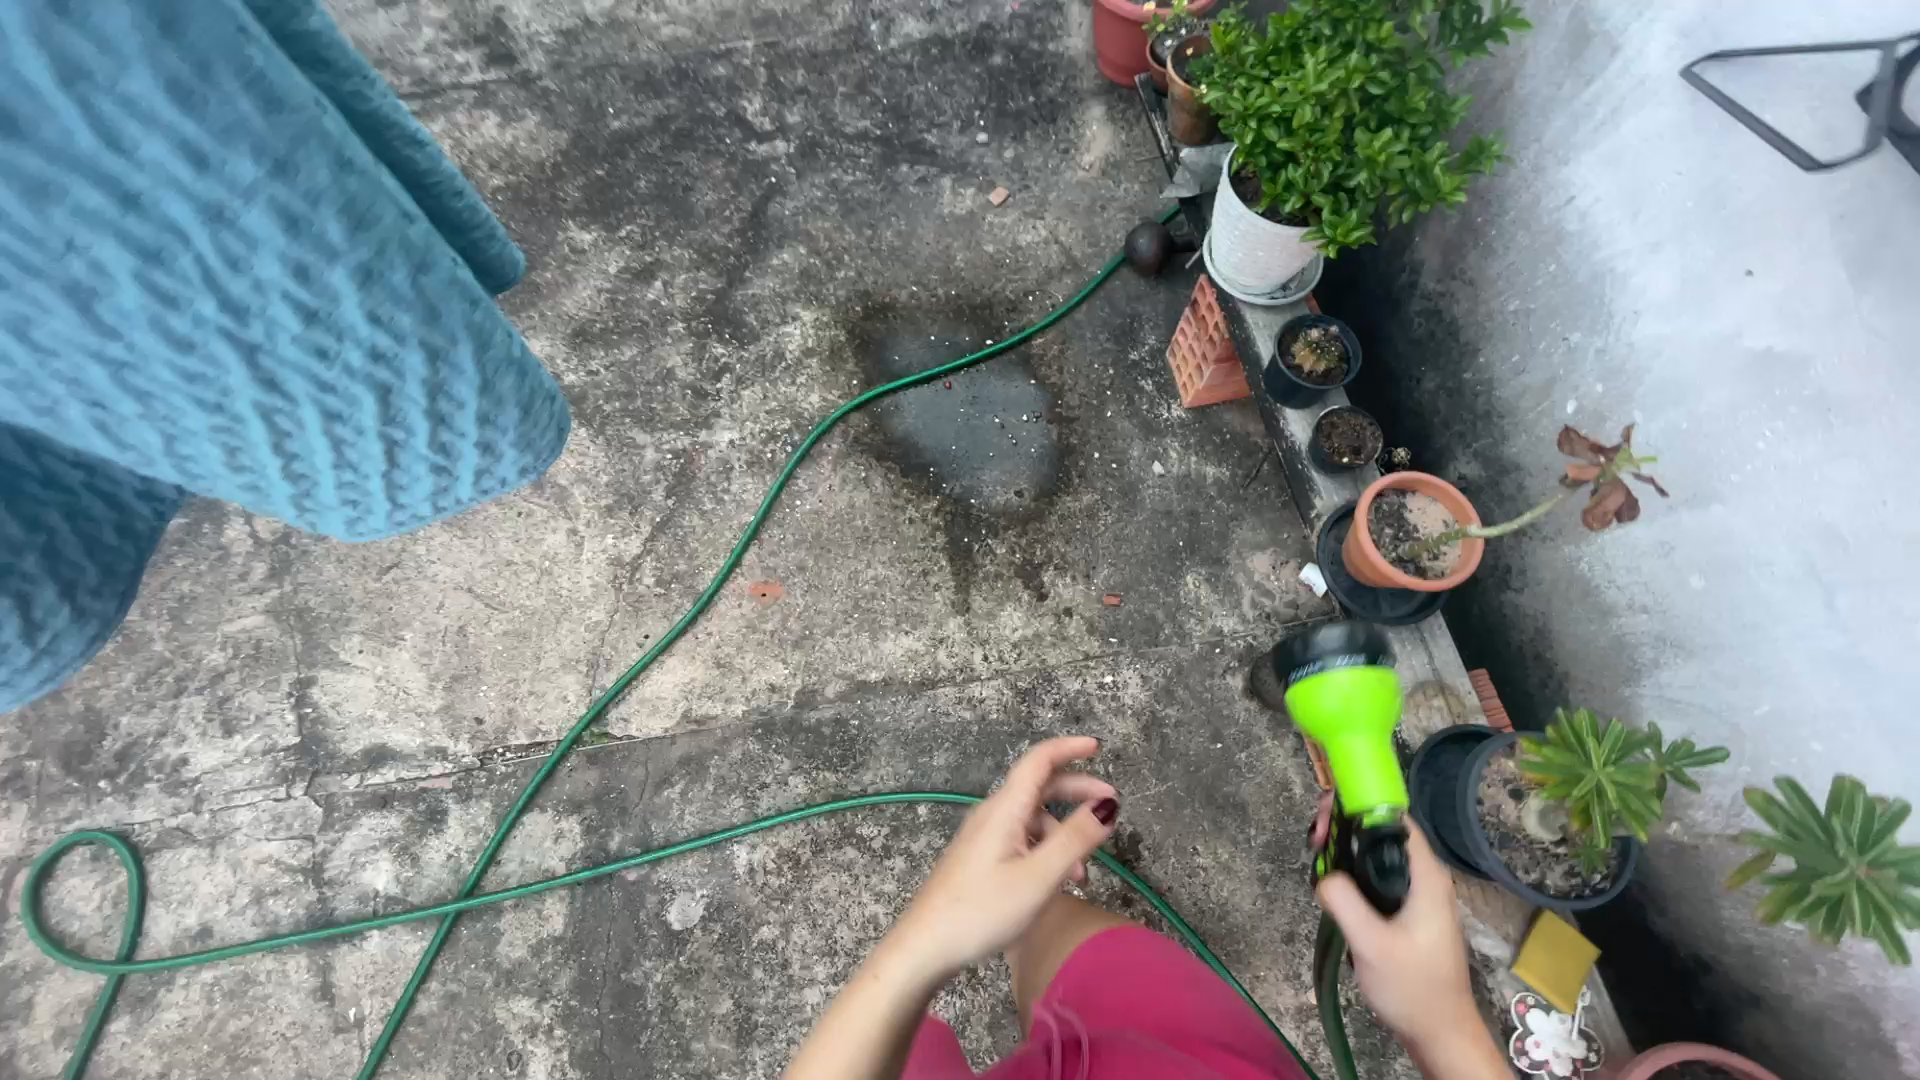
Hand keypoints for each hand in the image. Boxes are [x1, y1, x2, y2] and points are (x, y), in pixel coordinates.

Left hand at [884, 736, 1118, 980]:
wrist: (925, 946)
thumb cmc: (982, 911)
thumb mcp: (1038, 878)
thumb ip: (1075, 839)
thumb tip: (1108, 804)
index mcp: (1005, 808)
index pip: (1039, 760)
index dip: (1069, 748)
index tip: (1098, 746)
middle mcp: (993, 813)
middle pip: (1039, 786)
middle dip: (1076, 791)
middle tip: (1112, 805)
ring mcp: (984, 836)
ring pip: (1032, 819)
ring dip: (1063, 835)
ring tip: (1083, 874)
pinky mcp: (980, 858)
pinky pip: (1021, 840)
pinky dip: (1045, 851)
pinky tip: (1055, 882)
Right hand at [1316, 823, 1481, 1052]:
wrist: (1439, 1034)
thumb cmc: (1412, 987)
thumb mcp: (1371, 944)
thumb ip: (1344, 900)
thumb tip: (1322, 873)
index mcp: (1425, 876)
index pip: (1394, 817)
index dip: (1358, 806)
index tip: (1326, 818)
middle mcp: (1423, 876)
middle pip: (1379, 830)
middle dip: (1343, 826)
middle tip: (1314, 842)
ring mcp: (1414, 893)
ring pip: (1372, 851)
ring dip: (1342, 849)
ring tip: (1317, 862)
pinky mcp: (1403, 908)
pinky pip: (1373, 873)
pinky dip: (1349, 869)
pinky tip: (1330, 885)